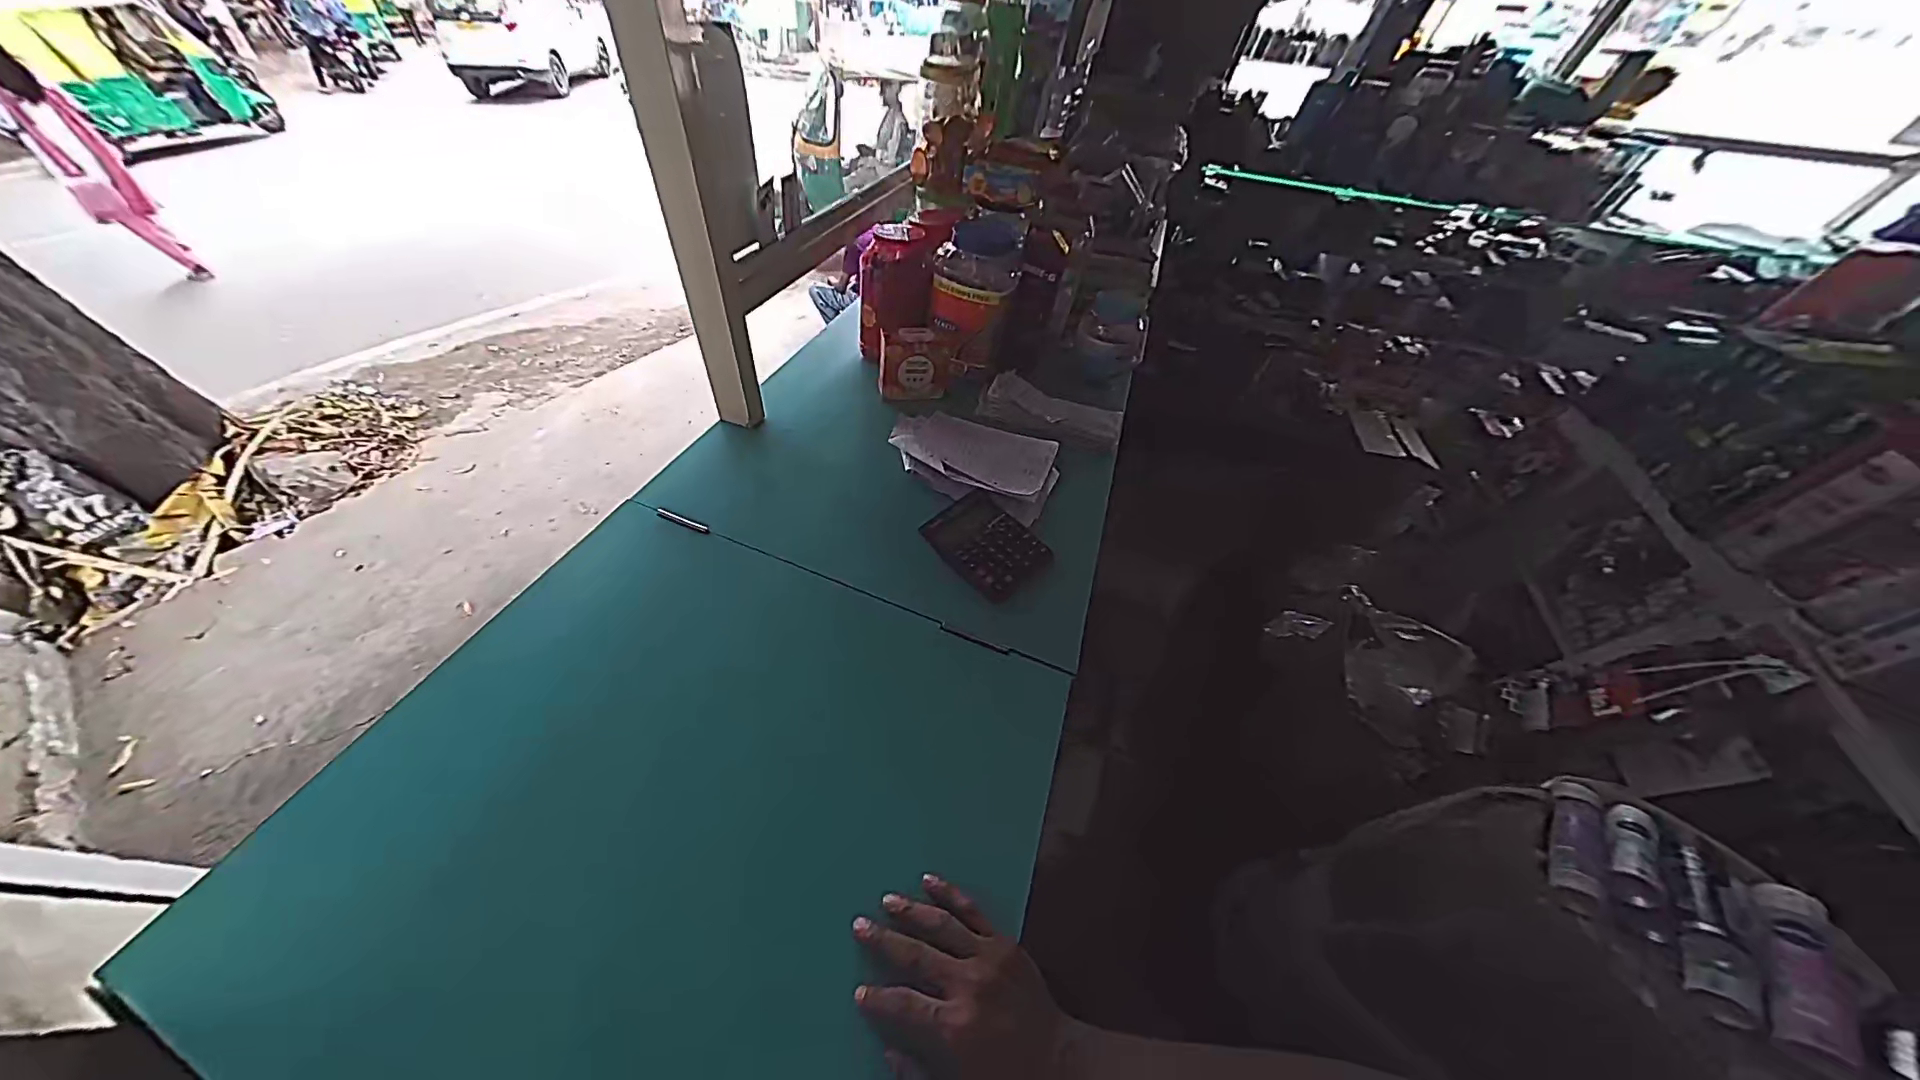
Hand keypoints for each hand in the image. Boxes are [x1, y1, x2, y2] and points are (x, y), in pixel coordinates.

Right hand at [853, 874, 1067, 1079]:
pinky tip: (930, 881)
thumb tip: (888, 1051)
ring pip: (941, 925)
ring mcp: (988, 959)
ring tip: (887, 900)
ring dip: (911, 911)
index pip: (903, 1005)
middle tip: (860, 925)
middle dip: (884, 940)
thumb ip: (919, 1073)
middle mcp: (967, 985)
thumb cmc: (1006, 1076)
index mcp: (954, 1026)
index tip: (860, 991)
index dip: (878, 998)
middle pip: (915, 956)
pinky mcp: (1004, 944)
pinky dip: (950, 895)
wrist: (1059, 1061)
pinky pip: (972, 912)